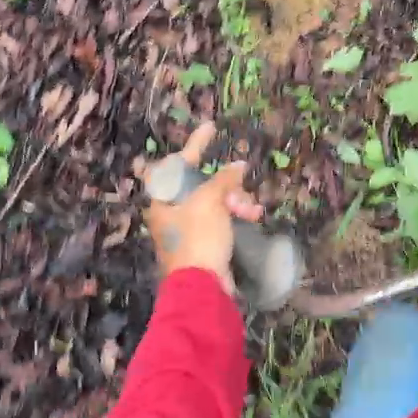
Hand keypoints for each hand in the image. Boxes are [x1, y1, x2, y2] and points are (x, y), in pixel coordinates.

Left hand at [142, 122, 263, 292]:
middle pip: (203, 184)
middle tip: (240, 191)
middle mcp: (172, 214)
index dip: (195, 144)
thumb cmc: (198, 239)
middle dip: (227, 184)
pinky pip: (223, 220)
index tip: (211, 127)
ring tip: (252, 212)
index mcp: (163, 201)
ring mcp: (189, 231)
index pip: (177, 163)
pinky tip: (253, 218)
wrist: (203, 290)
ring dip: (237, 201)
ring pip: (217, 202)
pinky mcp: (206, 245)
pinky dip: (237, 216)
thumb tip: (238, 166)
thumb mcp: (210, 201)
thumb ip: (223, 179)